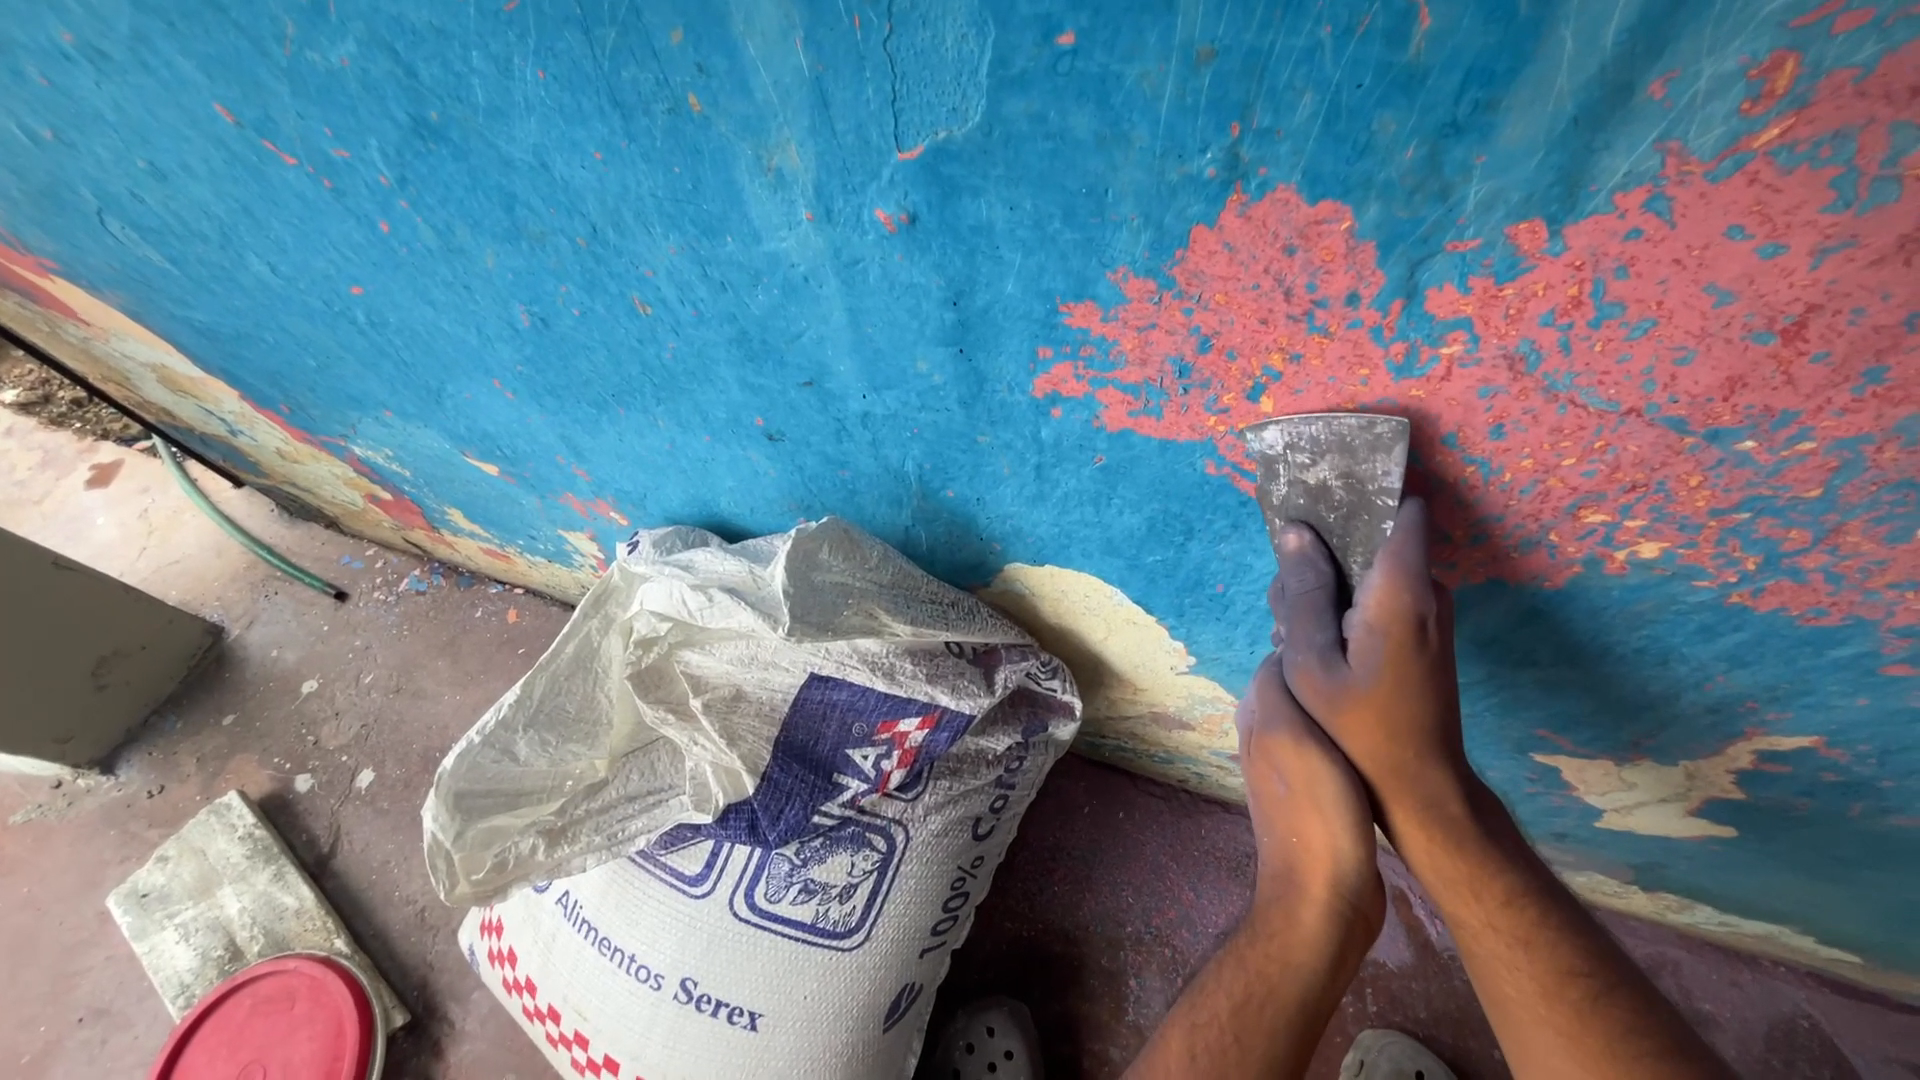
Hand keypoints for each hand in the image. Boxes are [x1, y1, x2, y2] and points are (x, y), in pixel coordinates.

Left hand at [1235, 653, 1383, 951]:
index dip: (1314, 643)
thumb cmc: (1314, 807)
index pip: (1281, 658)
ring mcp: (1290, 764)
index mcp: (1255, 715)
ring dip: (1341, 701)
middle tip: (1375, 657)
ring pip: (1317, 713)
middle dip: (1330, 669)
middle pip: (1300, 684)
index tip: (1354, 632)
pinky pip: (1332, 745)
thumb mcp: (1289, 733)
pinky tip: (1376, 733)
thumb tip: (1283, 649)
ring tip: (1380, 686)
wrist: (1327, 893)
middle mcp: (1264, 734)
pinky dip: (1350, 732)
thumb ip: (1278, 687)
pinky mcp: (1316, 791)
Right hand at [1271, 497, 1477, 843]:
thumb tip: (1294, 530)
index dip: (1358, 497)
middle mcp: (1426, 589)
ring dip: (1325, 593)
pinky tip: (1316, 654)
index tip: (1313, 510)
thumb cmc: (1359, 729)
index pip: (1399, 507)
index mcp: (1402, 589)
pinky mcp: (1422, 632)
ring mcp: (1428, 612)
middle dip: (1320, 561)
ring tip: (1298, 643)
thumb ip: (1303, 592)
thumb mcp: (1312, 662)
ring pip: (1365, 571)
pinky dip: (1342, 612)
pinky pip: (1375, 597)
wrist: (1419, 789)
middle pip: (1367, 541)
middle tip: (1288, 616)